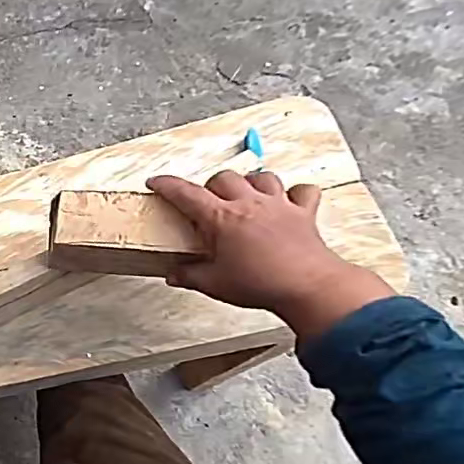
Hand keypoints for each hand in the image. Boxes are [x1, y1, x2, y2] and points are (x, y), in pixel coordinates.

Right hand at [146, 170, 393, 340]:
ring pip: (261, 176)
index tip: (156, 182)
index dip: (167, 185)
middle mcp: (250, 204)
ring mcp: (279, 205)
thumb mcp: (213, 283)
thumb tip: (174, 275)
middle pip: (224, 178)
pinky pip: (301, 191)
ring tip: (243, 195)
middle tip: (206, 202)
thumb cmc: (261, 284)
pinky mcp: (303, 213)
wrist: (307, 287)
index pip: (186, 194)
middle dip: (211, 186)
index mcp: (222, 219)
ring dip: (249, 182)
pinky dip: (293, 192)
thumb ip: (189, 275)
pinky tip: (286, 201)